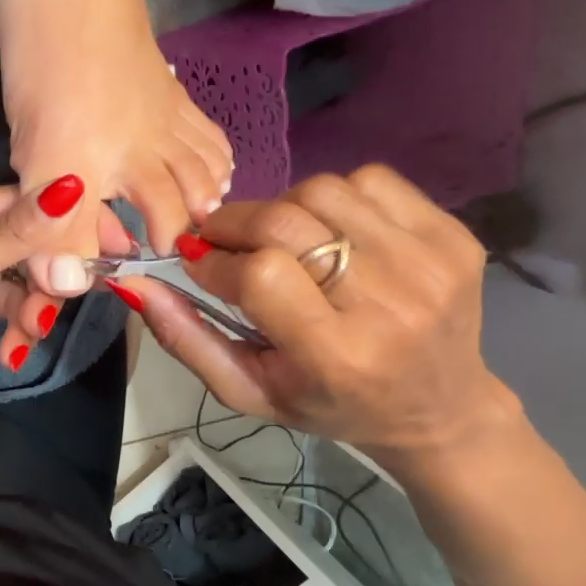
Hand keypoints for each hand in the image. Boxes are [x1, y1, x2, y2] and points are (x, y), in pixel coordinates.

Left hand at [0, 0, 232, 288]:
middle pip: (174, 175)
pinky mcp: (62, 60)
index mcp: (139, 148)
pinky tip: (112, 145)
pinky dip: (126, 132)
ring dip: (152, 177)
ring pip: (150, 140)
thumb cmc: (51, 53)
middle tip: (153, 261)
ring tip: (154, 217)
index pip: (174, 213)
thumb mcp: (55, 156)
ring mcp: (105, 85)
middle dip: (164, 221)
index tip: (155, 287)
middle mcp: (137, 118)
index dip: (167, 251)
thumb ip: (57, 230)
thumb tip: (67, 296)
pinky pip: (110, 106)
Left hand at [0, 174, 88, 418]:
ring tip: (29, 331)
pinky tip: (16, 348)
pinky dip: (23, 325)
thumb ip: (13, 235)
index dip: (70, 224)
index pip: (30, 203)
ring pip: (32, 279)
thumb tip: (70, 185)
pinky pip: (19, 306)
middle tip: (53, 303)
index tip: (111, 247)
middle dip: (50, 275)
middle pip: (37, 242)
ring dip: (37, 307)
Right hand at [110, 166, 523, 465]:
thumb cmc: (325, 404)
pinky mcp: (454, 236)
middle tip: (222, 243)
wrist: (438, 405)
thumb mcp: (245, 390)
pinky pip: (371, 180)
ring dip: (283, 209)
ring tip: (278, 240)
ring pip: (323, 190)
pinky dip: (333, 197)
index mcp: (336, 353)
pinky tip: (328, 231)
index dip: (217, 263)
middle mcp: (390, 303)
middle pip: (287, 222)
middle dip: (235, 224)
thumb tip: (131, 284)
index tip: (202, 270)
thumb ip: (185, 338)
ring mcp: (430, 263)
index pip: (260, 274)